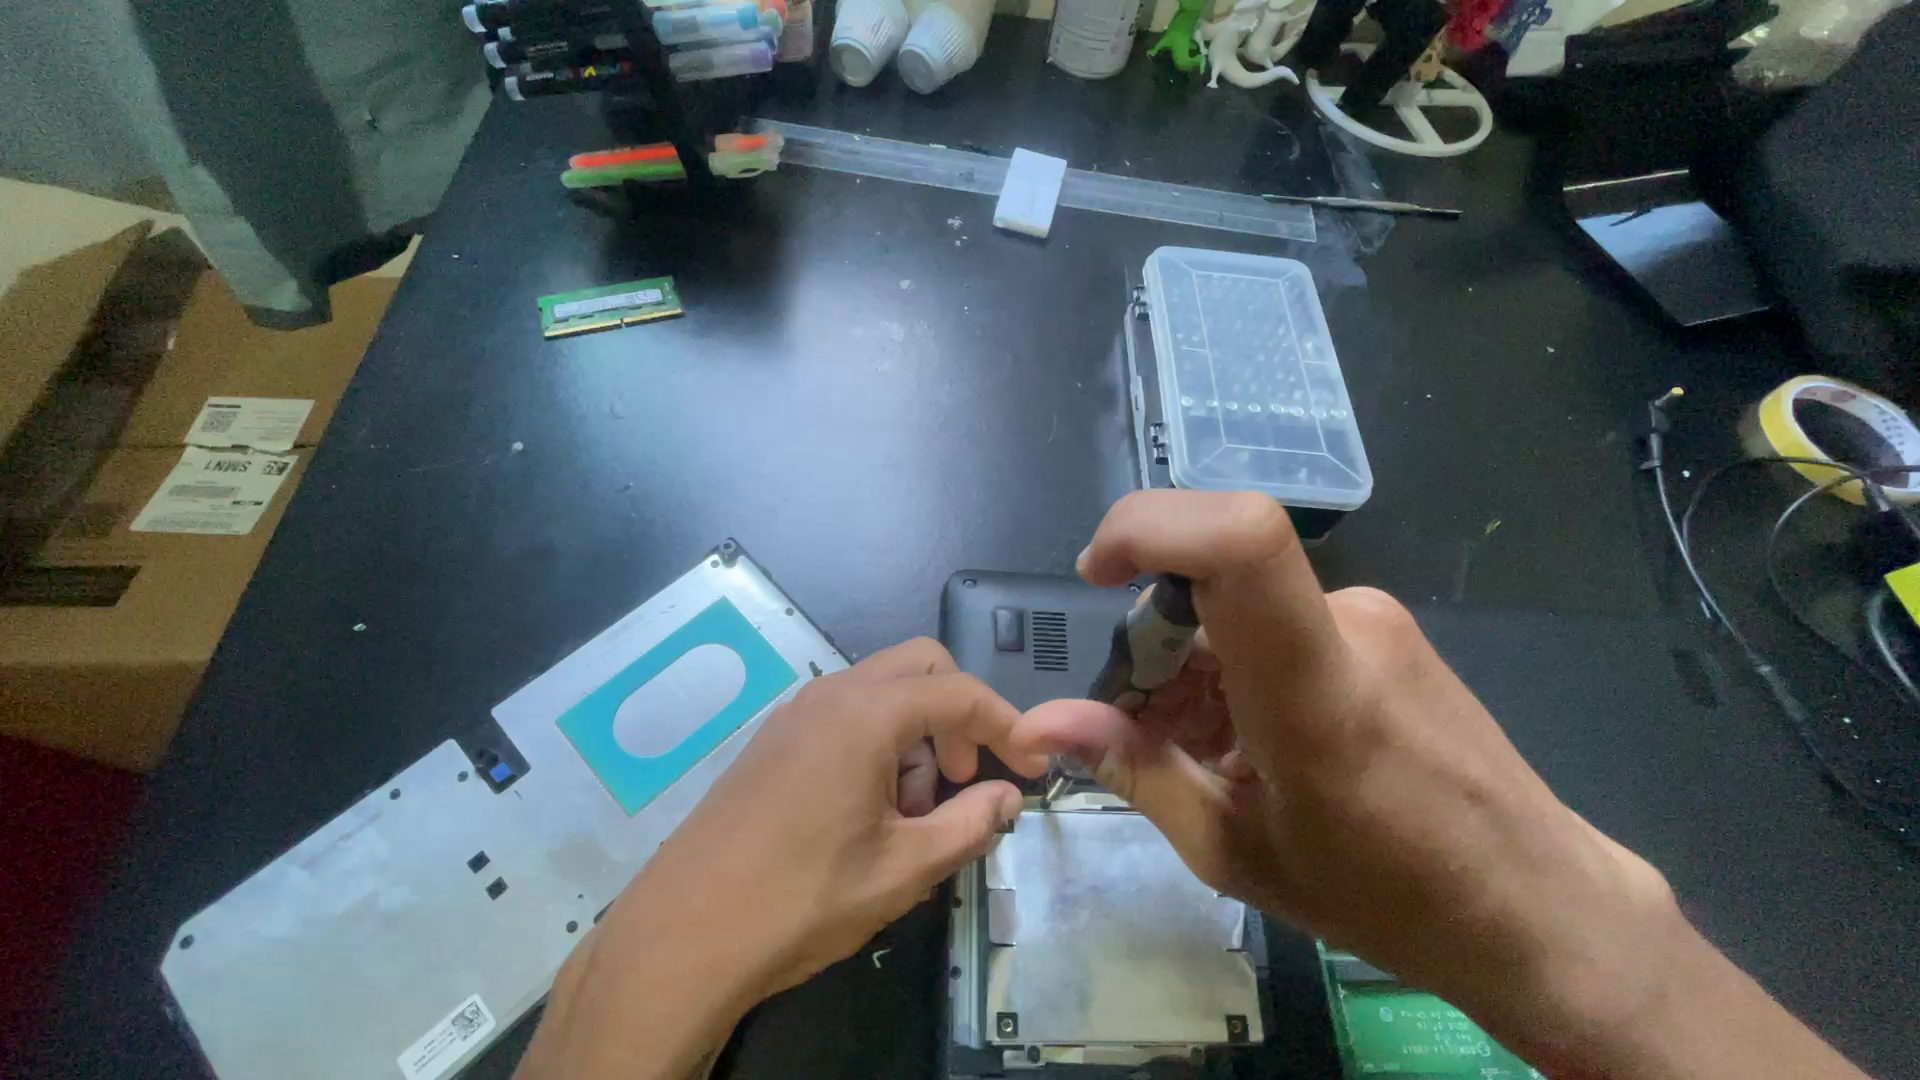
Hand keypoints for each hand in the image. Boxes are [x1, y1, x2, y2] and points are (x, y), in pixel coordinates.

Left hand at [519, 638, 1046, 1079]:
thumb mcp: (904, 870)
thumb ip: (970, 824)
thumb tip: (1009, 797)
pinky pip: (846, 714)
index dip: (1007, 723)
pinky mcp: (775, 739)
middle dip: (958, 715)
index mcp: (866, 713)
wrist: (682, 936)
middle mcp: (831, 694)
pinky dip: (878, 742)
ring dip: (916, 733)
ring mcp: (796, 713)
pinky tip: (867, 810)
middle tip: (964, 781)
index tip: (1034, 765)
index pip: (959, 692)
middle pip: (920, 668)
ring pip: (882, 691)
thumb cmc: (802, 899)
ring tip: (911, 813)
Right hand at [1014, 492, 1709, 1075]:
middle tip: (1143, 729)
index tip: (1098, 573)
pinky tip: (1249, 736)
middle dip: (1149, 642)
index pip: (1240, 541)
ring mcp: (1373, 616)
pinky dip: (1233, 664)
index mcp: (1313, 687)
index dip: (1151, 525)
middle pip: (1209, 581)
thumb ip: (1132, 768)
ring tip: (1205, 751)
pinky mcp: (1383, 625)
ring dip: (1191, 663)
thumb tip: (1036, 726)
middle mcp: (1348, 623)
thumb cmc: (1382, 894)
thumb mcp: (1232, 850)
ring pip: (1237, 605)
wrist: (1538, 908)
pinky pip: (1276, 619)